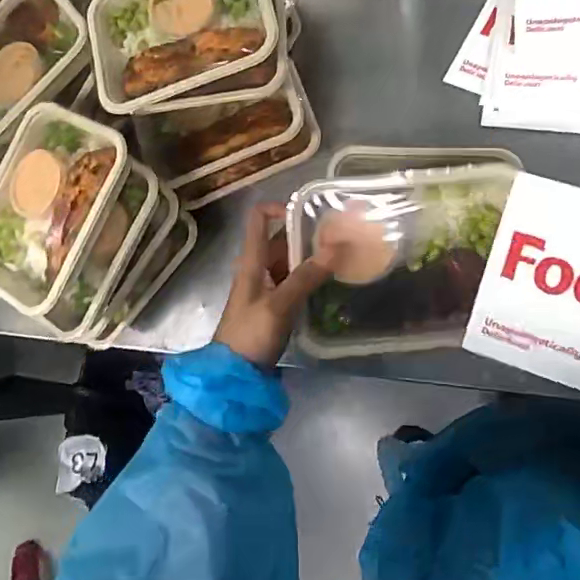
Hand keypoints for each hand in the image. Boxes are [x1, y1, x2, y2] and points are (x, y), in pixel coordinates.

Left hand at [213, 203, 340, 368]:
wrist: (234, 372)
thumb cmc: (250, 334)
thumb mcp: (279, 305)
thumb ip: (305, 277)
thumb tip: (335, 247)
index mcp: (250, 261)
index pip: (258, 218)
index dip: (279, 207)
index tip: (310, 212)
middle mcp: (257, 267)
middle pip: (279, 238)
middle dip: (306, 233)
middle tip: (342, 233)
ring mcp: (265, 286)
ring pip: (289, 260)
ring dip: (310, 255)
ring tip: (345, 252)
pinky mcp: (274, 304)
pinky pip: (293, 280)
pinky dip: (309, 275)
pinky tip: (332, 279)